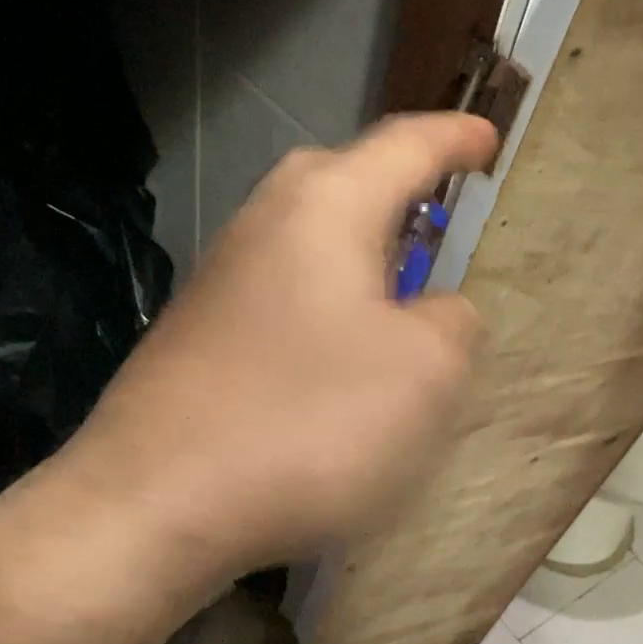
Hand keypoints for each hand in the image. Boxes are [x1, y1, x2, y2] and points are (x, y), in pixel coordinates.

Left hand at [60, 112, 498, 573]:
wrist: (154, 503)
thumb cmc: (305, 425)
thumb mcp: (424, 374)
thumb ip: (452, 324)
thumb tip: (432, 313)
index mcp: (324, 207)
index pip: (405, 146)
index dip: (455, 140)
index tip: (487, 140)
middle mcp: (261, 225)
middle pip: (339, 183)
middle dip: (393, 194)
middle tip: (438, 222)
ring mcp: (216, 284)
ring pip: (303, 248)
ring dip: (354, 264)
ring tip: (395, 302)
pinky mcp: (193, 341)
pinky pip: (276, 305)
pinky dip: (317, 318)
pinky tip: (330, 369)